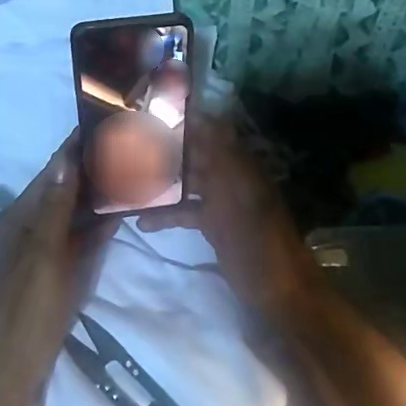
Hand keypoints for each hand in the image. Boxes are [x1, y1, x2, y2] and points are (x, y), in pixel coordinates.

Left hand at [0, 133, 117, 388]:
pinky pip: (76, 239)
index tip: (102, 126)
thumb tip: (64, 159)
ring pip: (71, 215)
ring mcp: (40, 251)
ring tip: (128, 172)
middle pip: (61, 191)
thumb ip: (54, 207)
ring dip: (96, 196)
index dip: (75, 150)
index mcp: (17, 219)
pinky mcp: (53, 271)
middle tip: (126, 148)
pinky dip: (95, 225)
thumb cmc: (29, 308)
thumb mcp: (44, 254)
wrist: (16, 367)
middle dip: (90, 171)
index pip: (51, 173)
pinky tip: (117, 214)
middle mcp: (26, 229)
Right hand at [137, 113, 307, 322]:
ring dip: (161, 183)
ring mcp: (223, 204)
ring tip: (127, 179)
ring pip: (188, 184)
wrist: (278, 292)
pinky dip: (167, 215)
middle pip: (196, 156)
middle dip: (166, 150)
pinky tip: (143, 221)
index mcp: (240, 166)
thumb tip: (204, 112)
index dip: (185, 121)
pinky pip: (187, 212)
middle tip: (129, 144)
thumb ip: (220, 154)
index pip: (210, 131)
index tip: (152, 112)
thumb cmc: (257, 241)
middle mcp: (232, 179)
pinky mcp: (214, 227)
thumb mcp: (237, 194)